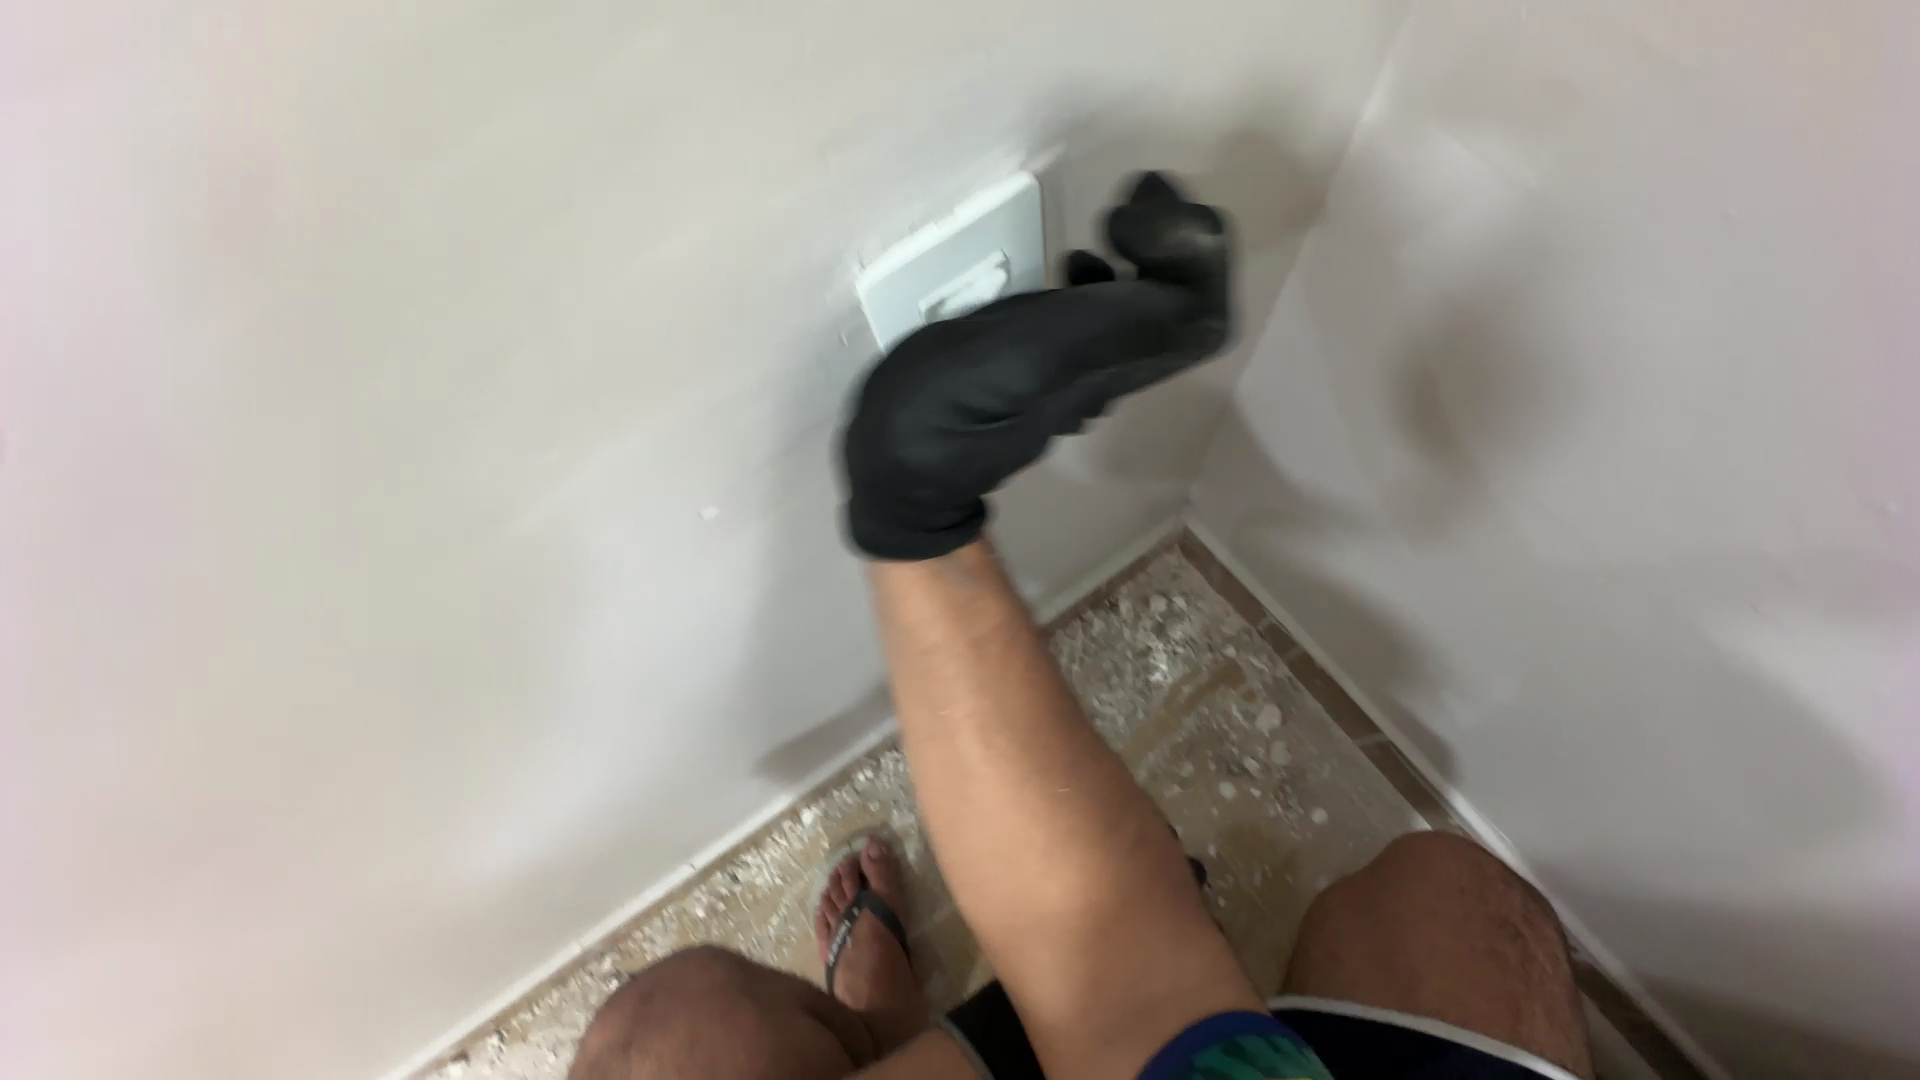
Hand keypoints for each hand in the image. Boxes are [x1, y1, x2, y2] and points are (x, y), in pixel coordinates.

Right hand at [840, 171, 1233, 560]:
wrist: (897, 473)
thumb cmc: (934, 413)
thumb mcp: (1015, 361)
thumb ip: (1096, 326)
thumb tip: (1177, 291)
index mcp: (1103, 369)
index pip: (1197, 315)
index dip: (1193, 251)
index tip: (1135, 209)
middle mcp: (1106, 376)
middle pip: (1187, 314)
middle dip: (1179, 244)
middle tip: (1136, 199)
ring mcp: (1080, 377)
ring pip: (1154, 314)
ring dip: (1150, 257)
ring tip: (1114, 220)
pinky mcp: (1051, 373)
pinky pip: (1110, 320)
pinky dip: (1111, 278)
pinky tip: (1074, 264)